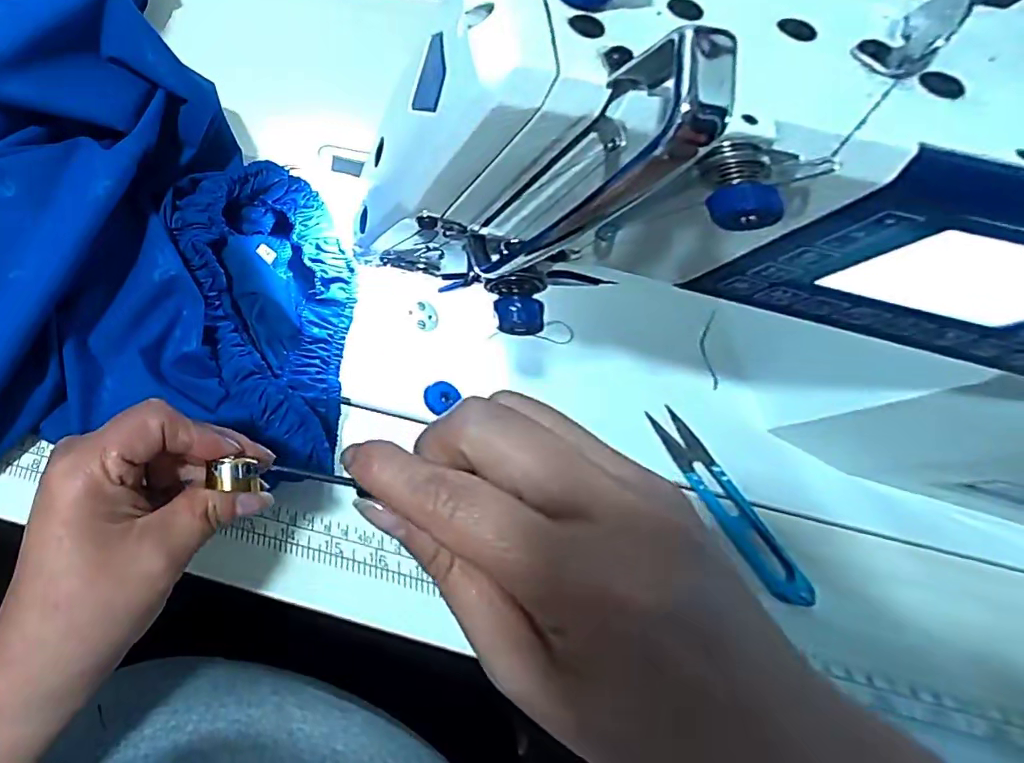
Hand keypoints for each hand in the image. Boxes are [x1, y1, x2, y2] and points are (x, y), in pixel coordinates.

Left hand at [0, 400, 271, 761]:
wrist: (43, 656)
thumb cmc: (98, 604)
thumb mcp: (160, 553)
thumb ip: (207, 511)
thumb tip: (257, 491)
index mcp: (88, 456)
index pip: (155, 421)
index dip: (207, 436)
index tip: (253, 459)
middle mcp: (82, 453)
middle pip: (154, 435)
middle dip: (206, 453)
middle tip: (258, 473)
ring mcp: (84, 474)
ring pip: (149, 456)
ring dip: (193, 471)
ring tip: (241, 489)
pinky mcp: (90, 495)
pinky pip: (138, 477)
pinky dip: (173, 488)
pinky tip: (207, 500)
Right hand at [343, 391, 932, 762]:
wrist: (782, 742)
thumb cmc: (639, 728)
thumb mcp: (522, 672)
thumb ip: (448, 575)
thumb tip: (382, 506)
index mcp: (578, 579)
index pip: (451, 496)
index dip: (386, 470)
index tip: (354, 463)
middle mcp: (614, 511)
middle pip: (480, 424)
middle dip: (430, 450)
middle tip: (428, 502)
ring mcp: (640, 483)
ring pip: (510, 408)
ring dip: (467, 440)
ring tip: (474, 496)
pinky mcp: (649, 474)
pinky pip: (548, 421)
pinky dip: (507, 442)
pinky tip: (517, 494)